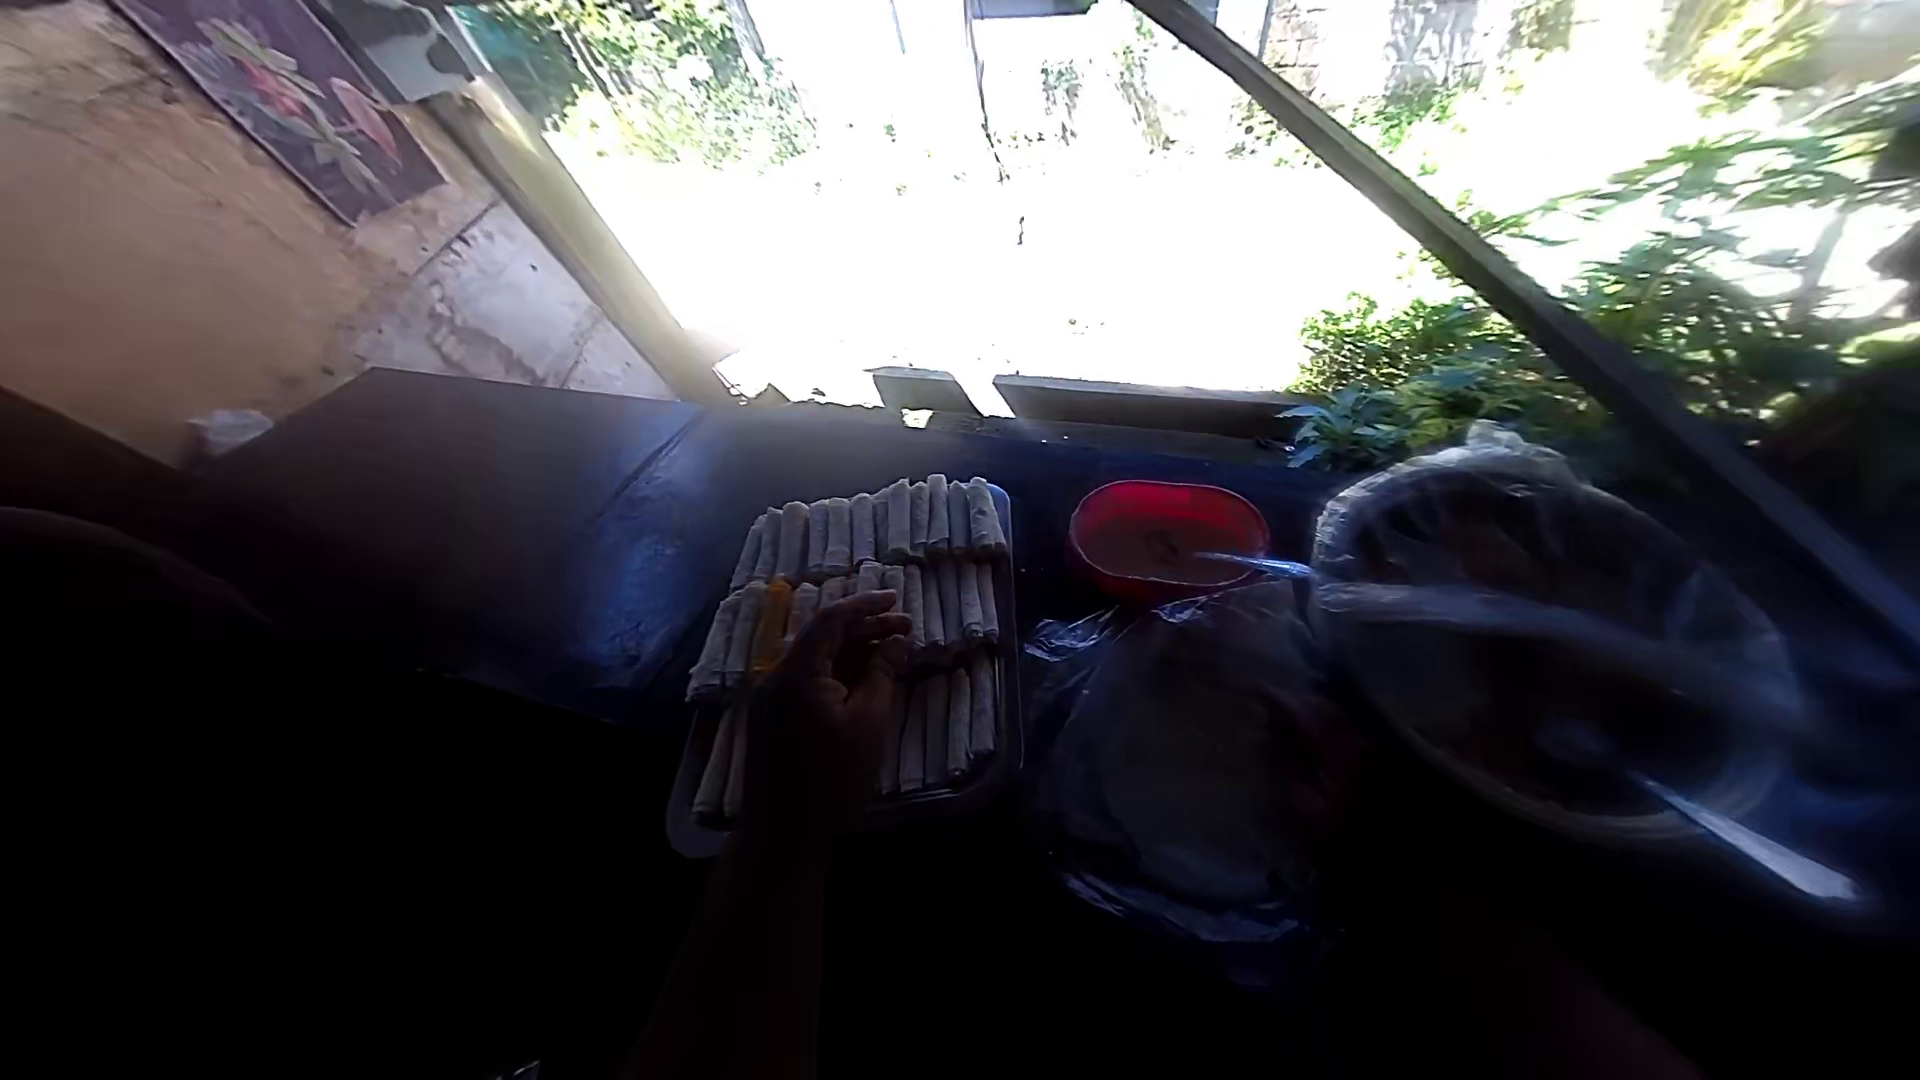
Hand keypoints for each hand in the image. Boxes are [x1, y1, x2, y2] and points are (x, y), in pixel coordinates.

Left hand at [743, 590, 911, 850]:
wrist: (783, 836)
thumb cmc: (833, 779)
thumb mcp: (869, 722)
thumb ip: (883, 674)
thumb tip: (898, 641)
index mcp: (797, 673)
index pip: (831, 621)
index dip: (866, 606)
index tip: (897, 600)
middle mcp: (778, 677)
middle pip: (824, 637)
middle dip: (866, 628)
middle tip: (906, 628)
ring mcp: (773, 697)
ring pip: (818, 659)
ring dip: (854, 651)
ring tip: (893, 650)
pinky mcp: (775, 715)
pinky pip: (810, 680)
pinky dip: (839, 672)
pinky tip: (867, 677)